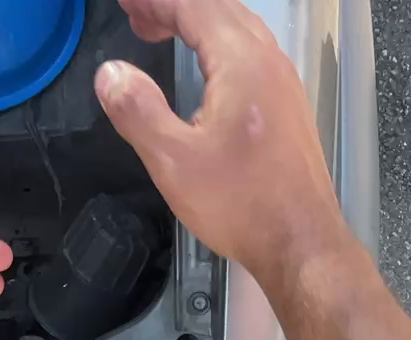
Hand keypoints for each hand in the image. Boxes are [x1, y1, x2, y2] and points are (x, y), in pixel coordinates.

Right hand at [94, 0, 351, 286]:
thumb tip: (110, 73)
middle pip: (219, 8)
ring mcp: (285, 85)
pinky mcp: (290, 111)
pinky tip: (205, 76)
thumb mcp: (174, 162)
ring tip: (162, 36)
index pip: (193, 4)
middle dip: (174, 6)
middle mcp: (269, 61)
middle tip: (137, 17)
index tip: (125, 2)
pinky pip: (251, 57)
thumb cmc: (238, 205)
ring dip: (198, 25)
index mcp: (240, 61)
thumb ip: (138, 111)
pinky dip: (219, 49)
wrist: (300, 244)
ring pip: (238, 31)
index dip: (155, 0)